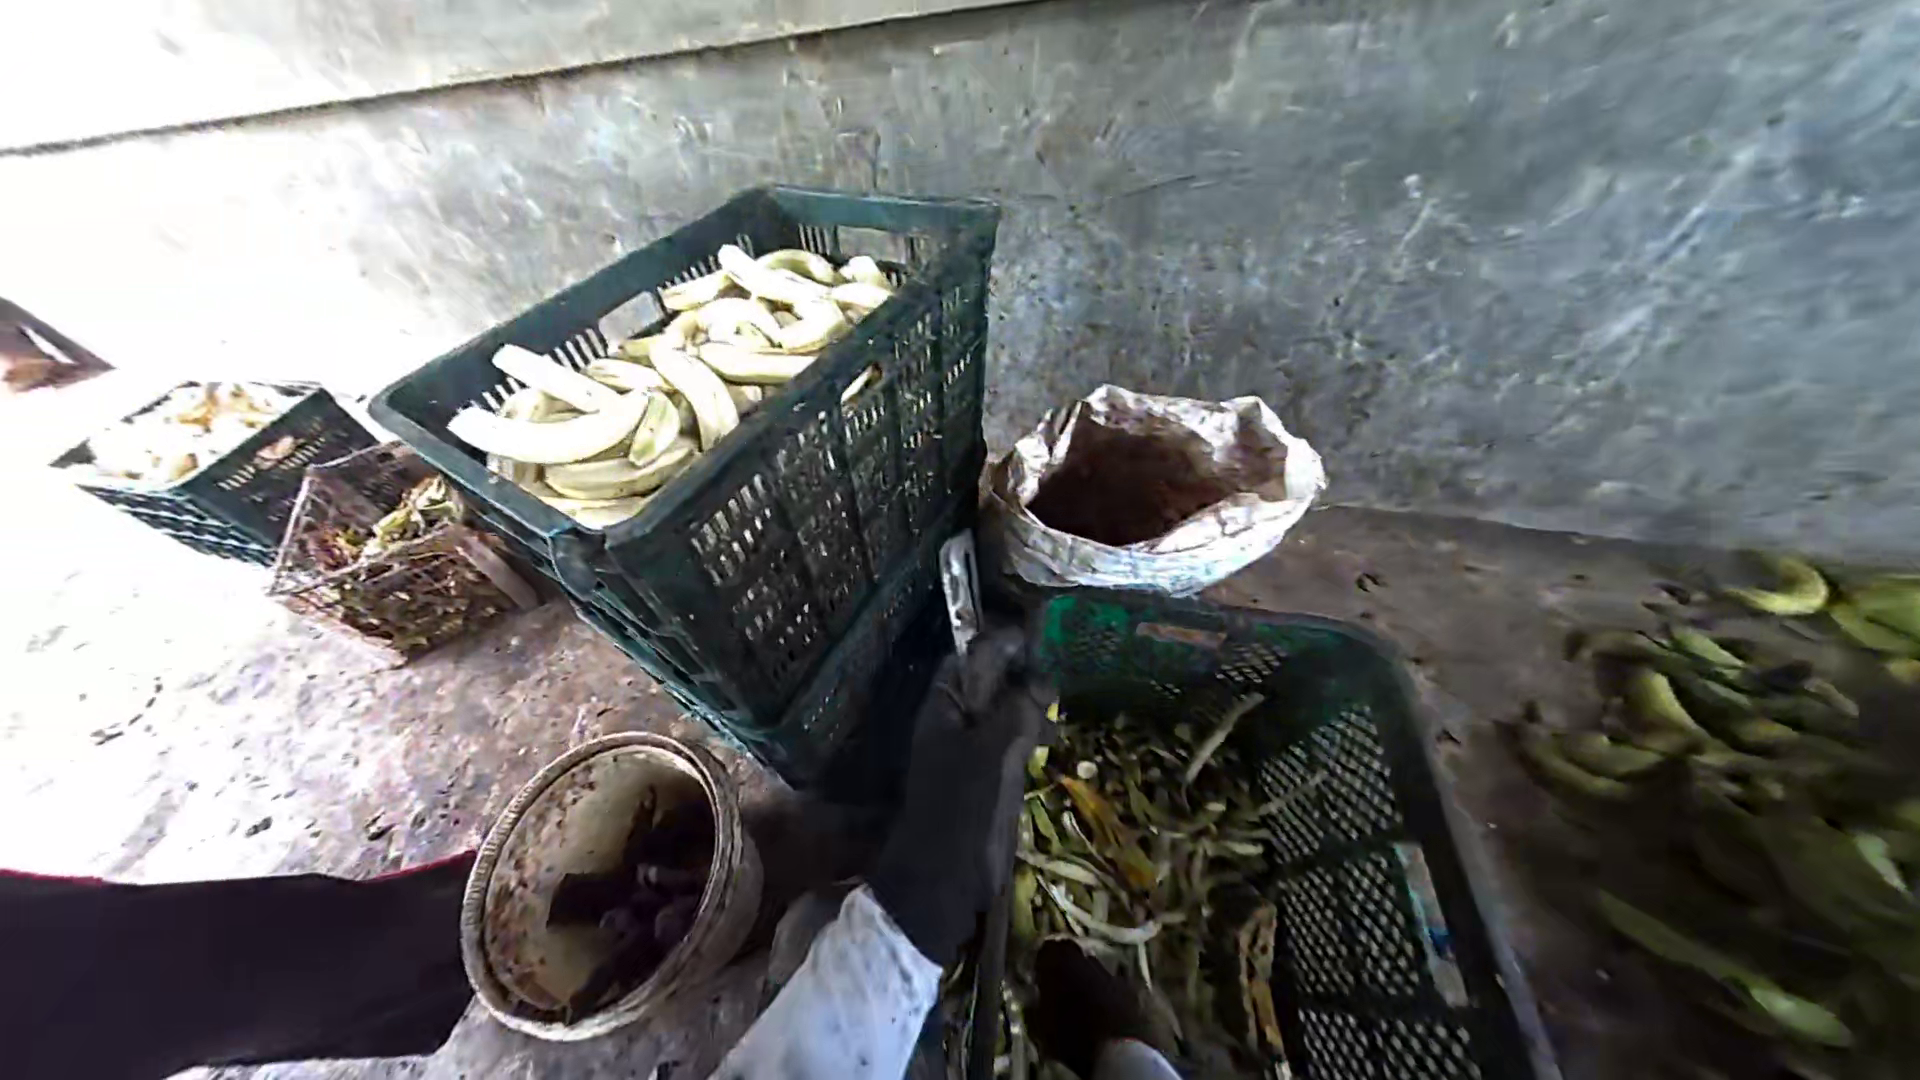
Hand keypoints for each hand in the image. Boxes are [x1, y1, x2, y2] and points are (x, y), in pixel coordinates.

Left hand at [867, 628, 1051, 963]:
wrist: (943, 879)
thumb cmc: (963, 808)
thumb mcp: (994, 752)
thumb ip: (1017, 710)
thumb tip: (1041, 679)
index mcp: (944, 706)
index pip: (970, 656)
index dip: (999, 643)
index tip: (1035, 641)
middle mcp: (953, 719)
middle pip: (987, 681)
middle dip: (1019, 676)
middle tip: (1053, 682)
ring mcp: (967, 747)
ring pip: (1000, 710)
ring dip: (1027, 706)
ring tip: (1053, 719)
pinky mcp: (982, 772)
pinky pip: (1006, 740)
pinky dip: (1027, 734)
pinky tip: (1047, 742)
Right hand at [1027, 940, 1158, 1078]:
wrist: (1117, 1050)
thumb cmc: (1071, 1035)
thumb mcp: (1041, 1026)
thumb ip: (1034, 1006)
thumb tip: (1031, 1001)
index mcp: (1059, 959)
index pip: (1045, 949)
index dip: (1042, 963)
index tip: (1039, 977)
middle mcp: (1084, 956)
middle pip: (1071, 953)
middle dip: (1065, 966)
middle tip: (1060, 985)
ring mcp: (1108, 971)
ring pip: (1092, 967)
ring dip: (1086, 978)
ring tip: (1082, 1000)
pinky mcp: (1129, 989)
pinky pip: (1112, 984)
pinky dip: (1106, 992)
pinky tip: (1103, 1010)